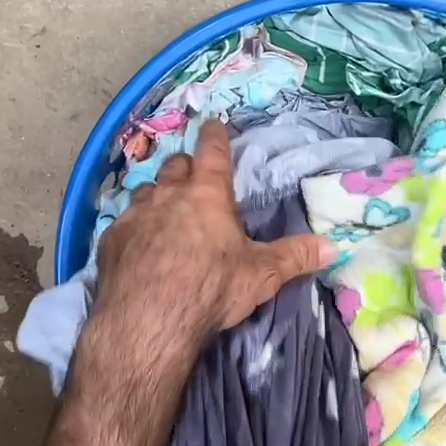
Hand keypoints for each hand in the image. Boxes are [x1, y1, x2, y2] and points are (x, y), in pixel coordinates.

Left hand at [94, 119, 332, 344]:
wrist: (146, 321)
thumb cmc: (209, 289)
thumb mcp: (261, 275)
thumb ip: (295, 256)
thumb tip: (334, 246)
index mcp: (207, 195)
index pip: (212, 152)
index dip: (215, 135)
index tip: (213, 123)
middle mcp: (169, 195)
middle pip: (176, 166)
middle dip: (186, 165)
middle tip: (193, 176)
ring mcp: (135, 215)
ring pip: (146, 190)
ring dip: (157, 195)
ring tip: (164, 211)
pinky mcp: (111, 239)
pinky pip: (124, 221)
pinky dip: (134, 226)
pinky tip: (138, 244)